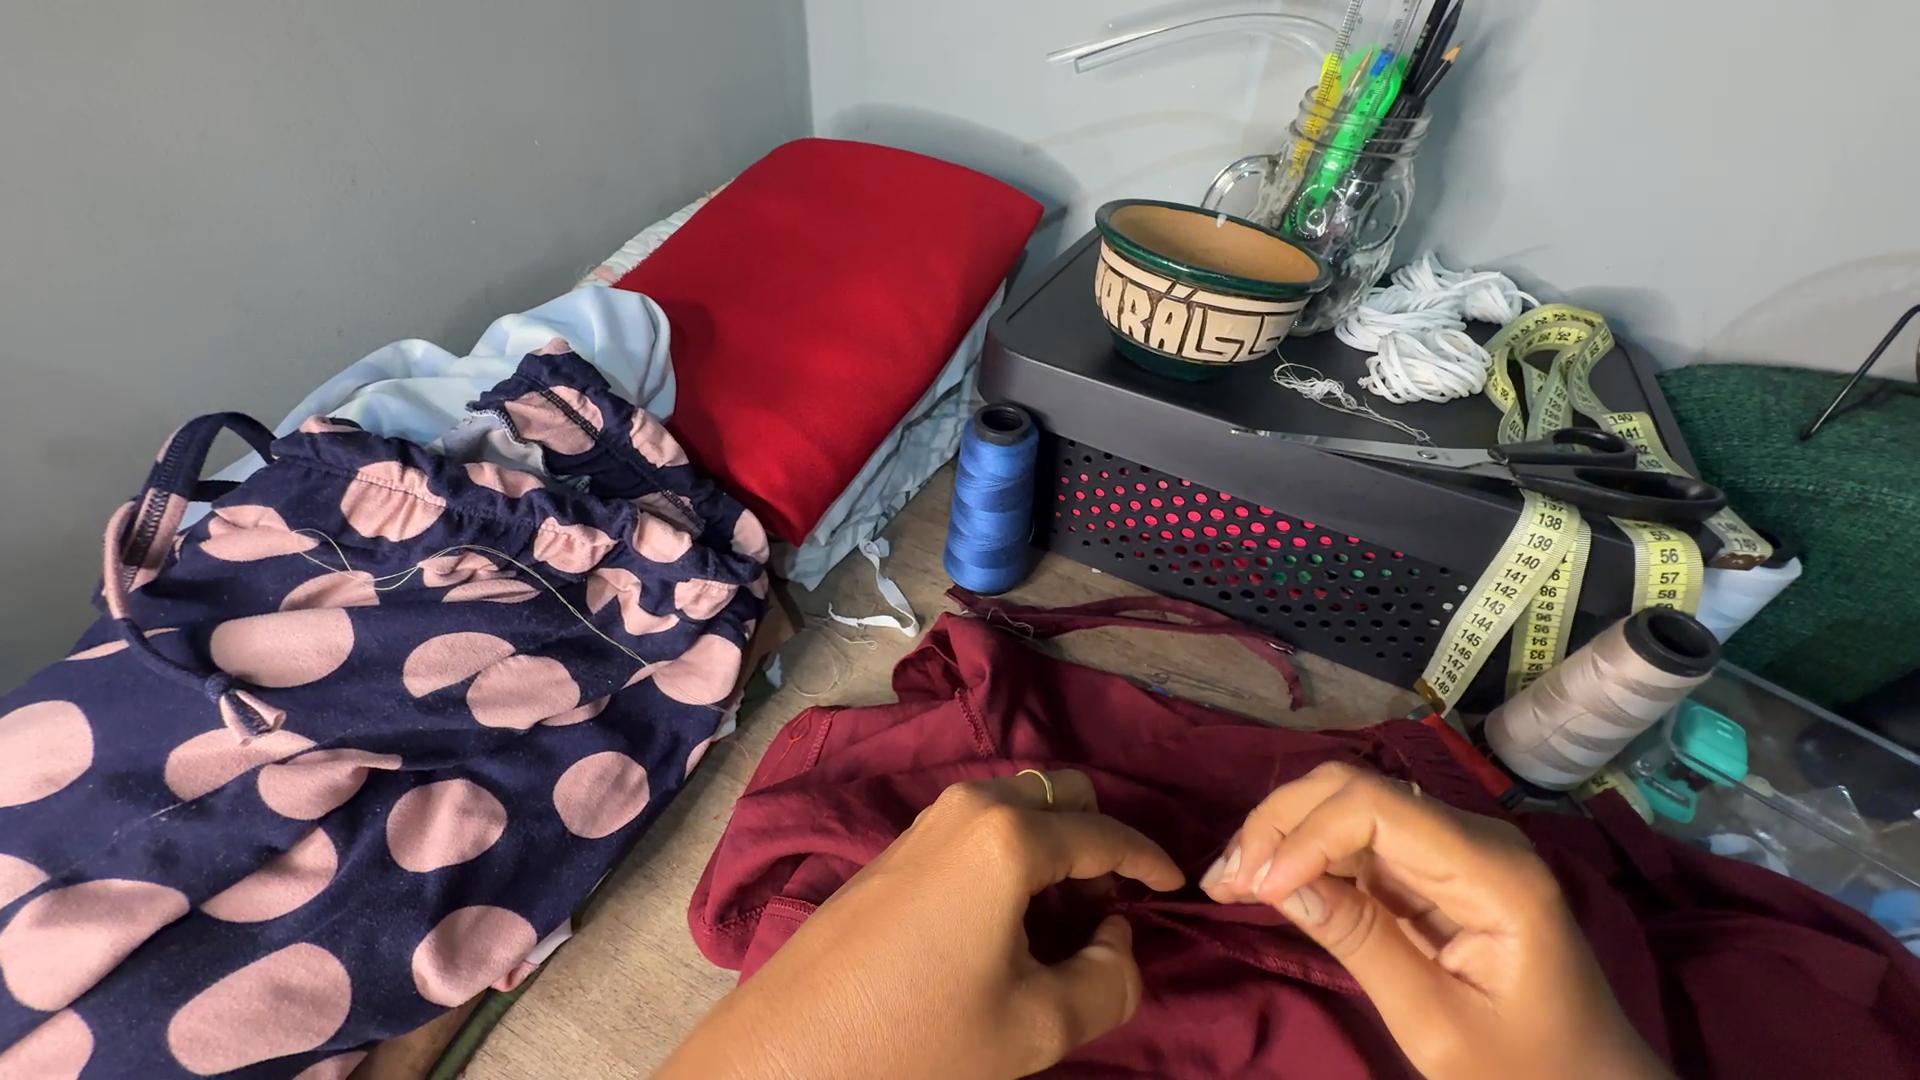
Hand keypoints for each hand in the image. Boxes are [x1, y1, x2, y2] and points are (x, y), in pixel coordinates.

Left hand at [658, 771, 1185, 1079]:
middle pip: (1062, 795)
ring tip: (1062, 918)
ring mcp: (929, 816)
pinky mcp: (902, 840)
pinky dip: (1014, 850)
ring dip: (1054, 844)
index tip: (1177, 884)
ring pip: (1019, 805)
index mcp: (1009, 834)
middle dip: (1099, 840)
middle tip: (1110, 908)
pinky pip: (980, 824)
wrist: (791, 1050)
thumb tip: (1117, 937)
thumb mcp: (1038, 1026)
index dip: (1149, 858)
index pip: (1104, 831)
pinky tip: (1010, 912)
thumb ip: (1109, 979)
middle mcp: (970, 804)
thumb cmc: (922, 1035)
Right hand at [1200, 762, 1671, 1079]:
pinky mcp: (1426, 865)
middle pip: (1351, 789)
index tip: (1258, 888)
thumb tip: (1277, 882)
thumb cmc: (1529, 1078)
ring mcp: (1448, 846)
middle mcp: (1470, 836)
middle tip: (1225, 878)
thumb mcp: (1440, 1028)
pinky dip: (1298, 855)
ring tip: (1227, 879)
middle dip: (1279, 824)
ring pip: (1340, 805)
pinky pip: (1349, 840)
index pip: (1376, 807)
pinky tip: (1260, 880)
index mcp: (1494, 871)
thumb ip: (1361, 942)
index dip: (1305, 835)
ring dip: (1278, 835)